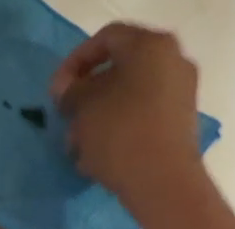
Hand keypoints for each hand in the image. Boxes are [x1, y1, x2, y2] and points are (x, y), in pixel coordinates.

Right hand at [51, 23, 199, 197]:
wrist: (163, 183)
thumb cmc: (120, 135)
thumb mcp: (84, 108)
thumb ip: (71, 92)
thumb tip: (69, 90)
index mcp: (150, 46)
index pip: (106, 39)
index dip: (73, 63)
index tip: (55, 93)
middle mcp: (171, 62)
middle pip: (118, 72)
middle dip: (86, 98)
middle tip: (66, 122)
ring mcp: (179, 94)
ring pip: (127, 100)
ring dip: (98, 120)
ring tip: (77, 149)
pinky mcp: (179, 125)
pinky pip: (141, 120)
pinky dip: (118, 133)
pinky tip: (97, 160)